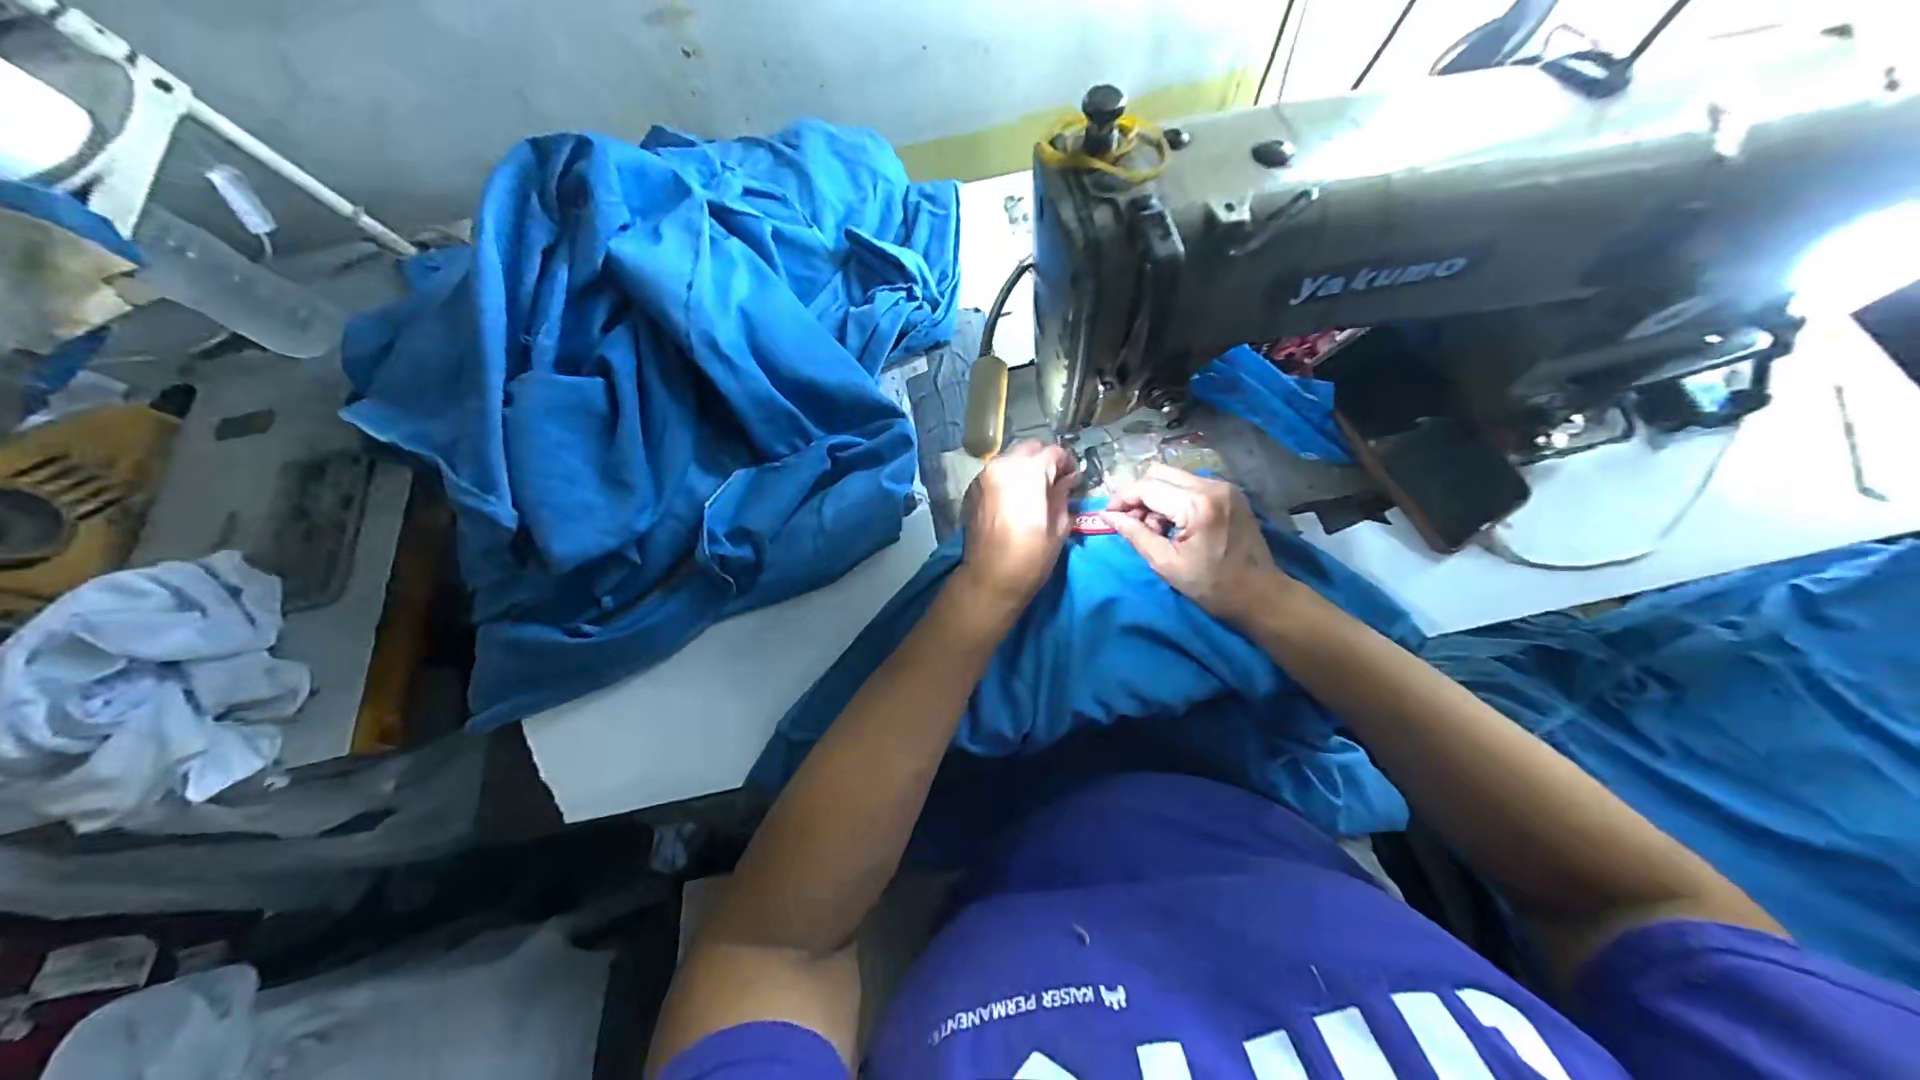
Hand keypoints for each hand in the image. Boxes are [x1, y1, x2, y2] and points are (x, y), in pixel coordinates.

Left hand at [956, 441, 1078, 611]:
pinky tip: (1016, 499)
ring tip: (1035, 492)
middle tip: (1055, 484)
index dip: (1067, 464)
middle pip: (1030, 449)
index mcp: (1027, 472)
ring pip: (1011, 458)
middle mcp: (1002, 465)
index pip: (1054, 452)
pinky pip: (996, 472)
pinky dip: (1009, 478)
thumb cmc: (1030, 556)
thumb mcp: (1058, 526)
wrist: (989, 579)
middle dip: (1045, 461)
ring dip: (1026, 468)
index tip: (1073, 480)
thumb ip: (1063, 495)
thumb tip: (1067, 480)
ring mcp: (984, 475)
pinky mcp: (973, 488)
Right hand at [1103, 464, 1293, 625]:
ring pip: (1174, 477)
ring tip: (1155, 528)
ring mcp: (1224, 486)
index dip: (1123, 498)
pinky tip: (1174, 524)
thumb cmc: (1211, 586)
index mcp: (1197, 505)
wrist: (1260, 593)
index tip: (1109, 514)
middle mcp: (1212, 486)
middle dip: (1139, 494)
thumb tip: (1108, 515)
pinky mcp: (1230, 492)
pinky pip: (1190, 485)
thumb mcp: (1166, 563)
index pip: (1148, 487)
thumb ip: (1135, 534)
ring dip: (1156, 497)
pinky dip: (1174, 499)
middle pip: (1159, 473)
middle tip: (1132, 522)